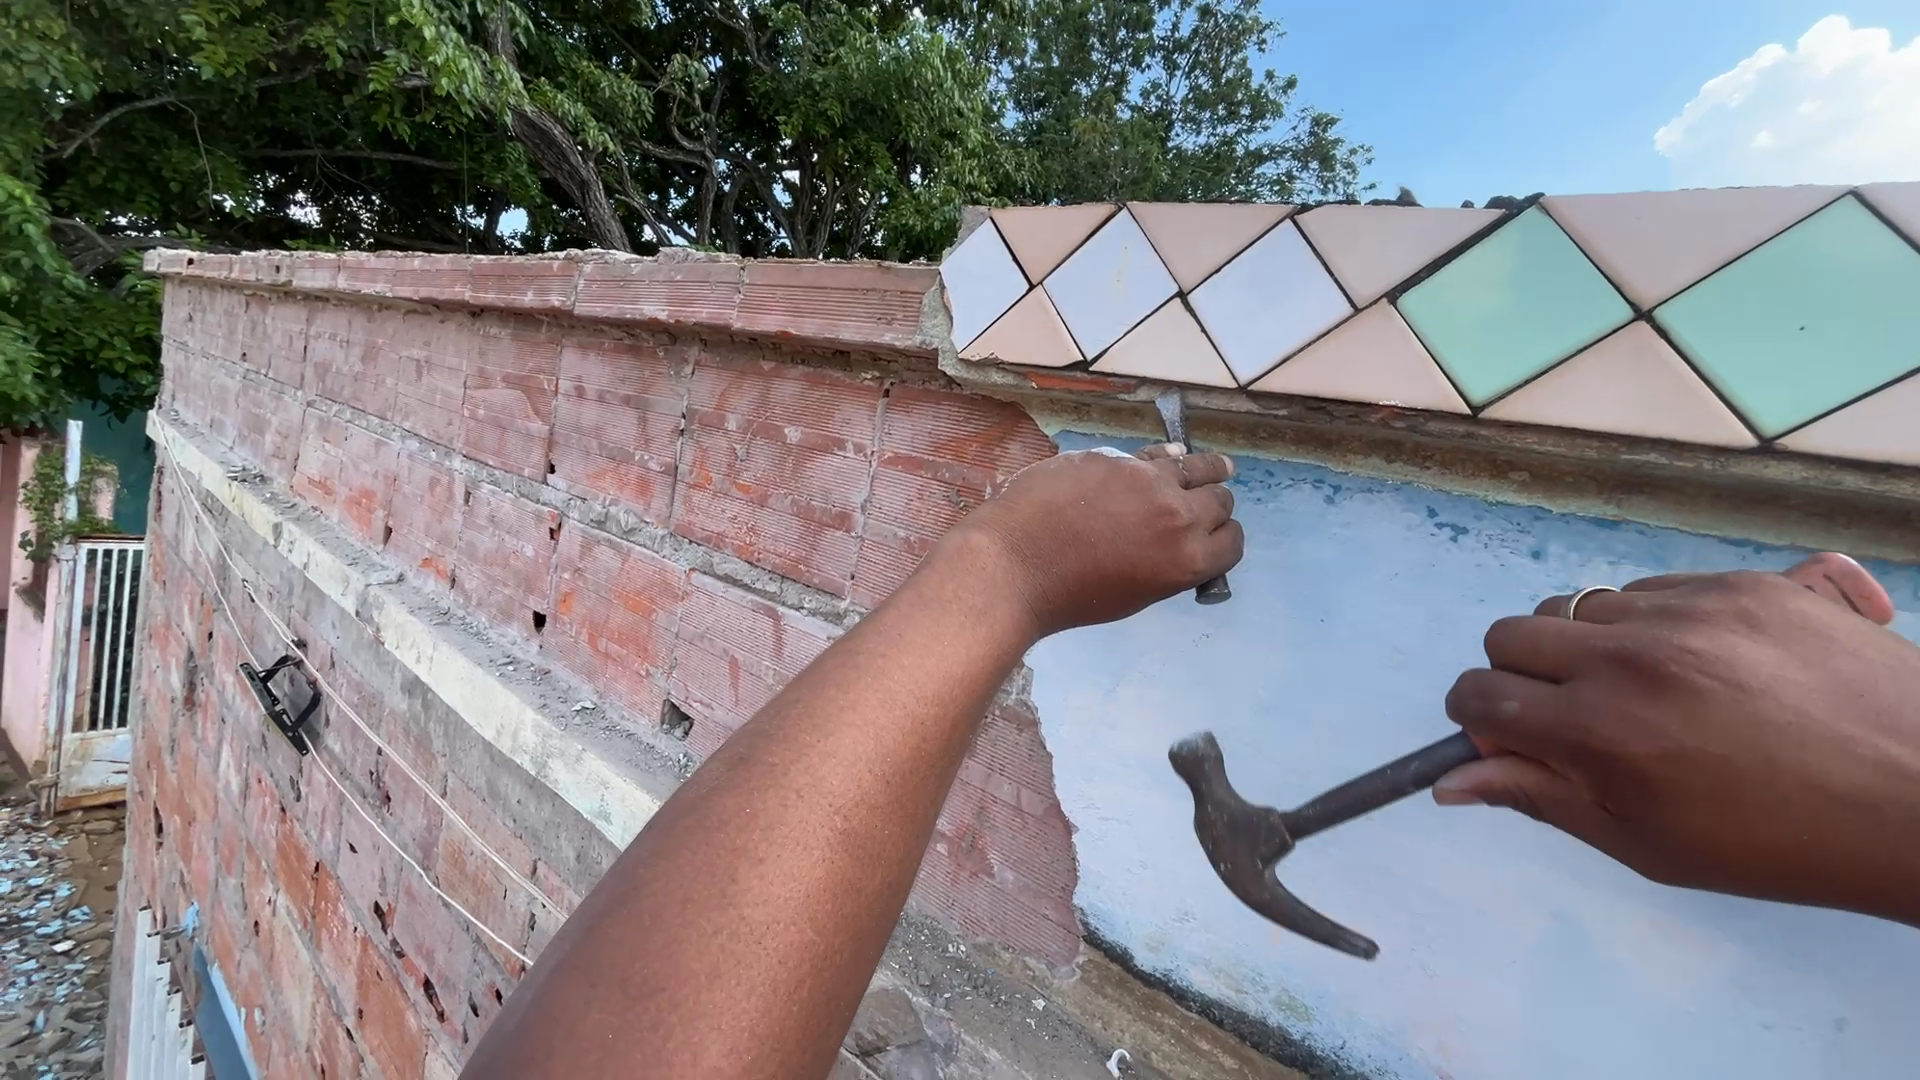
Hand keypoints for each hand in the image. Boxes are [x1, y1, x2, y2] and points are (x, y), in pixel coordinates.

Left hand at [946, 443, 1243, 638]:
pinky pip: (1152, 454)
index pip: (1231, 542)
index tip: (1214, 535)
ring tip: (1219, 467)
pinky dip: (1164, 458)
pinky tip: (1171, 455)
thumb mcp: (1132, 594)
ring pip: (1195, 467)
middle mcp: (1179, 517)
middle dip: (1214, 505)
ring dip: (1207, 469)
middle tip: (1204, 505)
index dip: (1223, 538)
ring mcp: (1147, 480)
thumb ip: (1165, 566)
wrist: (1014, 564)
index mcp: (1187, 561)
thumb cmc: (1068, 595)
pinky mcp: (1116, 458)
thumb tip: (1173, 543)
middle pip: (1218, 501)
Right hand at [1438, 557, 1919, 924]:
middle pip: (1507, 635)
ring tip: (1649, 682)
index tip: (1509, 732)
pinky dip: (1648, 623)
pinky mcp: (1738, 584)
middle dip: (1520, 673)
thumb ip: (1537, 798)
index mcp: (1599, 731)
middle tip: (1574, 706)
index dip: (1479, 715)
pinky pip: (1644, 590)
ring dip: (1585, 645)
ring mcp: (1685, 614)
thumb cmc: (1778, 840)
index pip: (1479, 695)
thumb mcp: (1646, 842)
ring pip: (1573, 608)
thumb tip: (1447, 782)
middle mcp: (1626, 659)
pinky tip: (1702, 660)